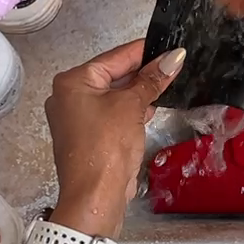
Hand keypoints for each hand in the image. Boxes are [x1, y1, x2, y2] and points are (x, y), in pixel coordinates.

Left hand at [45, 39, 185, 236]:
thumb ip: (152, 80)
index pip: (115, 57)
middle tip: (175, 66)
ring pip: (114, 96)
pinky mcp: (88, 136)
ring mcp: (77, 118)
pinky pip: (112, 114)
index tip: (172, 47)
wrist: (95, 196)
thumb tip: (175, 57)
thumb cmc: (107, 147)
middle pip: (113, 75)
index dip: (145, 52)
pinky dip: (130, 111)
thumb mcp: (132, 107)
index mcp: (72, 82)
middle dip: (143, 74)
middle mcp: (68, 96)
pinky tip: (151, 108)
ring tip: (167, 85)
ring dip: (138, 93)